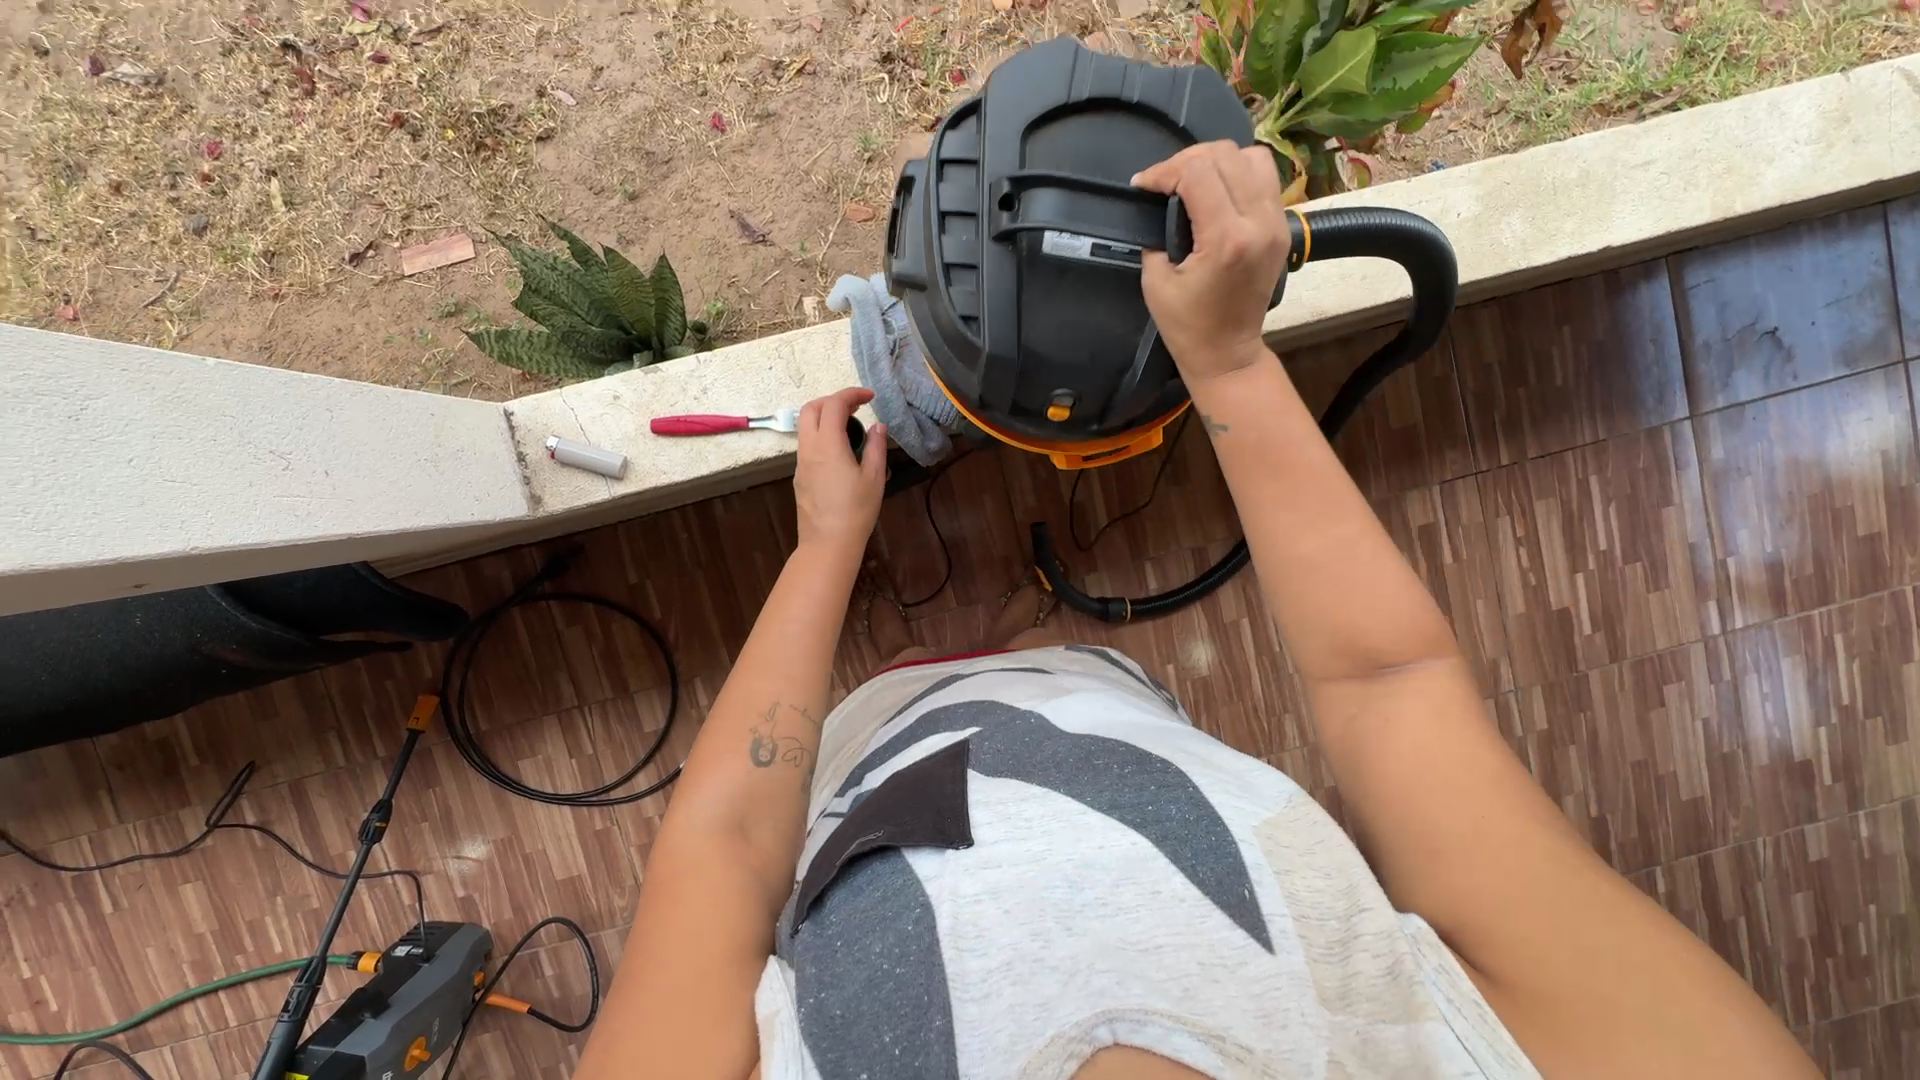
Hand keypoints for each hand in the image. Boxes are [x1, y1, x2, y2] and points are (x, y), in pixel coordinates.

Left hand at [793, 387, 887, 558]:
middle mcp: (809, 449)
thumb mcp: (875, 478)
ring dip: (825, 418)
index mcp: (828, 445)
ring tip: (851, 429)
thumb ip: (876, 447)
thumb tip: (878, 427)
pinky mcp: (799, 476)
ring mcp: (801, 463)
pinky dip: (822, 436)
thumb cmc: (856, 511)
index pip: (834, 405)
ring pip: (806, 427)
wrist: (828, 543)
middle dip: (832, 401)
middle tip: (856, 408)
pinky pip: (807, 445)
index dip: (852, 394)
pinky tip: (841, 452)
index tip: (870, 396)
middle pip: (811, 409)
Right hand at [1133, 141, 1289, 385]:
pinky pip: (1264, 177)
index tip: (1143, 186)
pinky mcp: (1281, 226)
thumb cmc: (1187, 326)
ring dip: (1218, 160)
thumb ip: (1158, 233)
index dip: (1164, 171)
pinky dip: (1237, 173)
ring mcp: (1276, 223)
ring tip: (1193, 180)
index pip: (1197, 172)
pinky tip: (1216, 190)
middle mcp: (1258, 223)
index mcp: (1226, 240)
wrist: (1227, 352)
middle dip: (1187, 160)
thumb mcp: (1156, 281)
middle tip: (1164, 182)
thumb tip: (1160, 202)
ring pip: (1252, 156)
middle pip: (1226, 155)